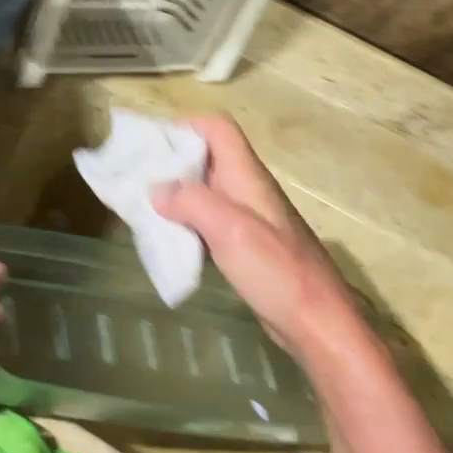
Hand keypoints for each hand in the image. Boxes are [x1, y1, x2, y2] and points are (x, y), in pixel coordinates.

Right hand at [151, 115, 359, 358]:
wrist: (317, 325)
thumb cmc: (276, 272)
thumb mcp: (229, 229)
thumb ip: (190, 201)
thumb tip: (156, 190)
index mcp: (247, 176)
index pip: (217, 127)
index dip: (183, 127)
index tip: (150, 148)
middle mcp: (247, 189)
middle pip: (205, 156)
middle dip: (169, 162)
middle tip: (136, 180)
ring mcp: (247, 217)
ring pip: (203, 189)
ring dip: (173, 194)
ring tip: (143, 208)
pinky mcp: (243, 243)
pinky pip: (206, 218)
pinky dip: (183, 221)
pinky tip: (167, 237)